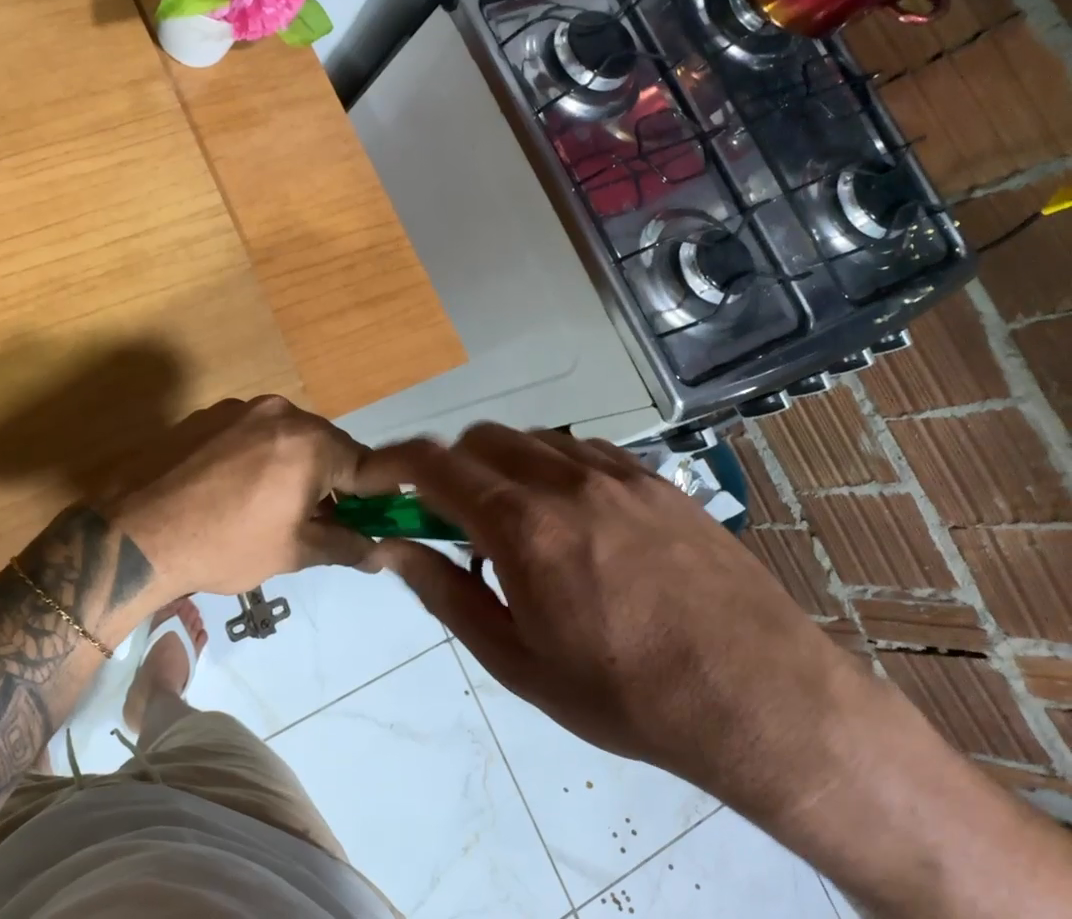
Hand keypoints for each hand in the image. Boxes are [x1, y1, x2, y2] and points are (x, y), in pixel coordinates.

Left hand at [97, 395, 378, 599]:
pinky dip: (254, 459)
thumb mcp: (292, 552)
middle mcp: (277, 412)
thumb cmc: (223, 545)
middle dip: (328, 482)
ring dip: (290, 469)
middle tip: (316, 524)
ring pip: (283, 438)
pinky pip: (247, 435)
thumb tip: (378, 550)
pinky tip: (234, 493)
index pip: (366, 465)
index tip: (373, 522)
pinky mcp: (202, 417)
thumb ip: (344, 544)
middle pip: (323, 446)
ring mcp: (235, 410)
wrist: (136, 532)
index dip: (375, 498)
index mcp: (309, 441)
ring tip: (270, 511)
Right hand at [358, 425, 860, 804]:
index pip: (433, 464)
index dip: (391, 463)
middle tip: (449, 521)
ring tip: (514, 523)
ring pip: (532, 439)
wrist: (768, 705)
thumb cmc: (626, 696)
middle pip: (480, 438)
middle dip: (447, 468)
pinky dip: (553, 467)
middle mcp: (567, 483)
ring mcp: (621, 477)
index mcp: (522, 527)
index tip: (374, 481)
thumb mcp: (516, 661)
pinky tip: (570, 518)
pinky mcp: (662, 484)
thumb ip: (443, 593)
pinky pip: (584, 450)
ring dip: (500, 466)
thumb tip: (391, 548)